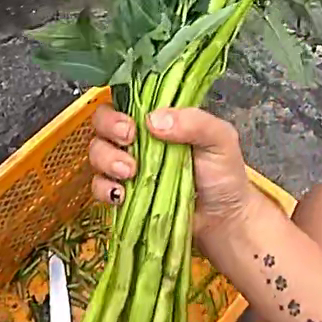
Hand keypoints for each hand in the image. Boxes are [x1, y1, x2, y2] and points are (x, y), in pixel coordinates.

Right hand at [87, 105, 263, 237]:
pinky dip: (104, 188)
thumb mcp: (219, 139)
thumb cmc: (223, 174)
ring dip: (107, 160)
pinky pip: (98, 186)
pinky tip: (121, 195)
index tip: (132, 125)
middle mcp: (138, 139)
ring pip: (97, 152)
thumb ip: (194, 122)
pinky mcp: (122, 192)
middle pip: (103, 122)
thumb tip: (154, 121)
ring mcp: (127, 165)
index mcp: (159, 118)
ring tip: (129, 173)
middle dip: (108, 130)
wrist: (224, 220)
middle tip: (128, 143)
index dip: (120, 108)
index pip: (126, 100)